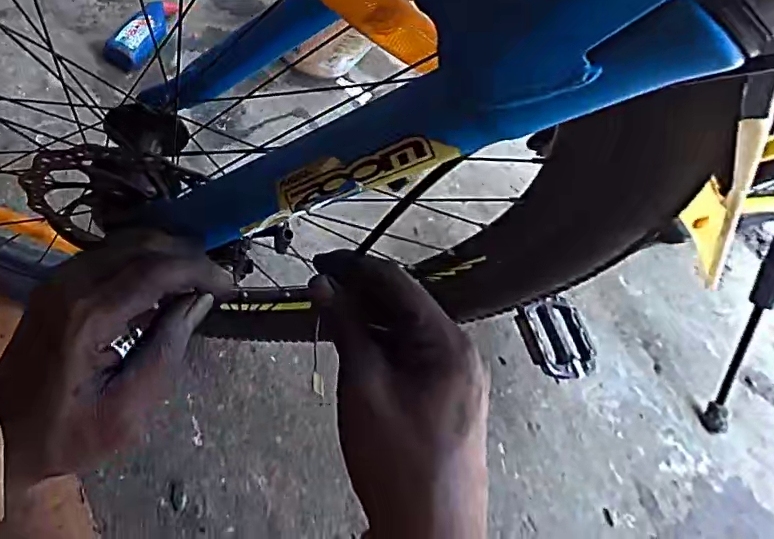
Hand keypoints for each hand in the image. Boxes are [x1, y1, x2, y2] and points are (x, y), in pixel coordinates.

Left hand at [0, 231, 234, 503]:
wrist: (0, 424)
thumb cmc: (65, 430)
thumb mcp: (125, 414)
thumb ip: (164, 353)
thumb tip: (196, 303)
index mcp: (88, 316)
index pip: (153, 271)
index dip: (196, 269)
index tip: (227, 283)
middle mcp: (73, 282)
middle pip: (139, 243)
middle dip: (184, 251)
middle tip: (216, 273)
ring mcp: (61, 275)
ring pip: (122, 240)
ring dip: (163, 249)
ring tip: (196, 273)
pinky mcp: (57, 277)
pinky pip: (107, 251)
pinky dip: (140, 256)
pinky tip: (160, 277)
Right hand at [310, 250, 487, 538]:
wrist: (430, 536)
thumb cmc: (400, 462)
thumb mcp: (364, 383)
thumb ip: (345, 325)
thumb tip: (322, 283)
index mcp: (449, 344)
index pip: (397, 281)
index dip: (354, 266)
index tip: (317, 263)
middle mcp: (457, 352)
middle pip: (401, 301)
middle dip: (357, 290)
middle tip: (316, 287)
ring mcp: (452, 374)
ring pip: (400, 325)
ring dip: (363, 315)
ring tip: (325, 311)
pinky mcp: (440, 393)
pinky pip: (404, 349)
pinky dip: (374, 339)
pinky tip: (347, 339)